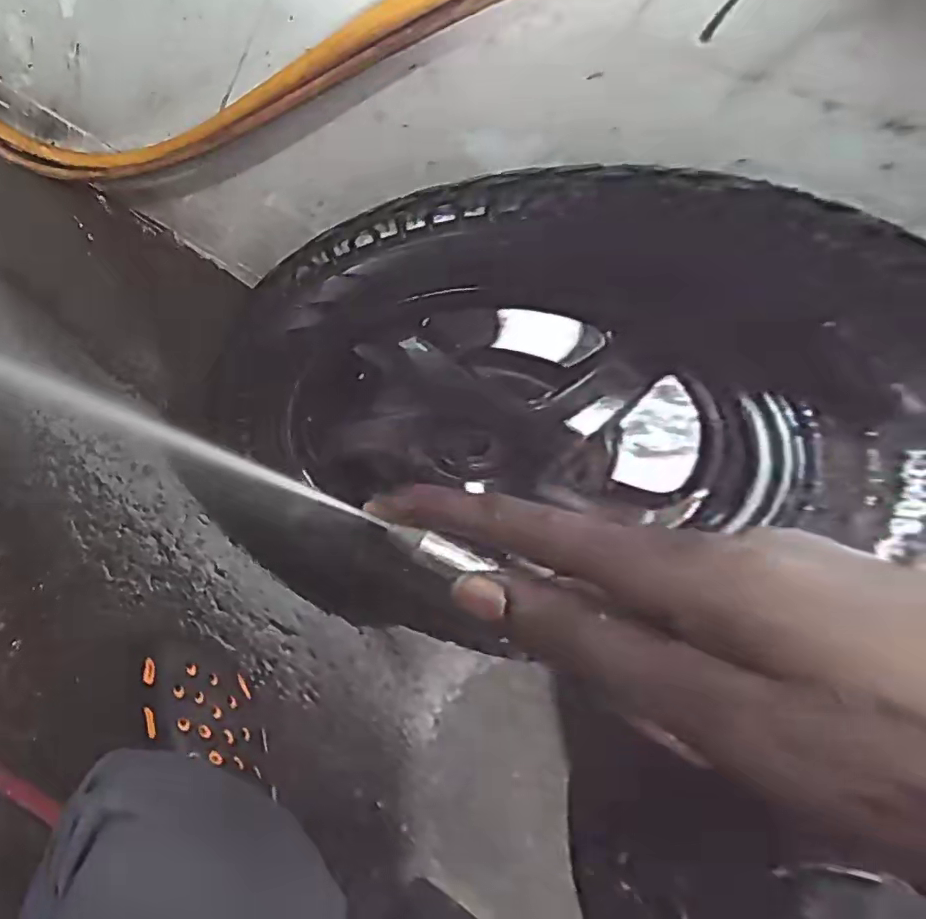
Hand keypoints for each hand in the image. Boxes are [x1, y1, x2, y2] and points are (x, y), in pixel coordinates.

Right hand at [369, 484, 925, 879]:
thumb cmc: (906, 759)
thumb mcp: (724, 719)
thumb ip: (589, 643)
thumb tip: (480, 587)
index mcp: (696, 571)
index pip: (533, 526)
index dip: (452, 514)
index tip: (388, 503)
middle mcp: (741, 548)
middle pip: (604, 564)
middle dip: (574, 612)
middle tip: (624, 703)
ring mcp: (804, 565)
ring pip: (672, 594)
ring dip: (651, 645)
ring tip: (719, 733)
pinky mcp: (849, 595)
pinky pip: (730, 609)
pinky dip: (707, 649)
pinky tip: (774, 715)